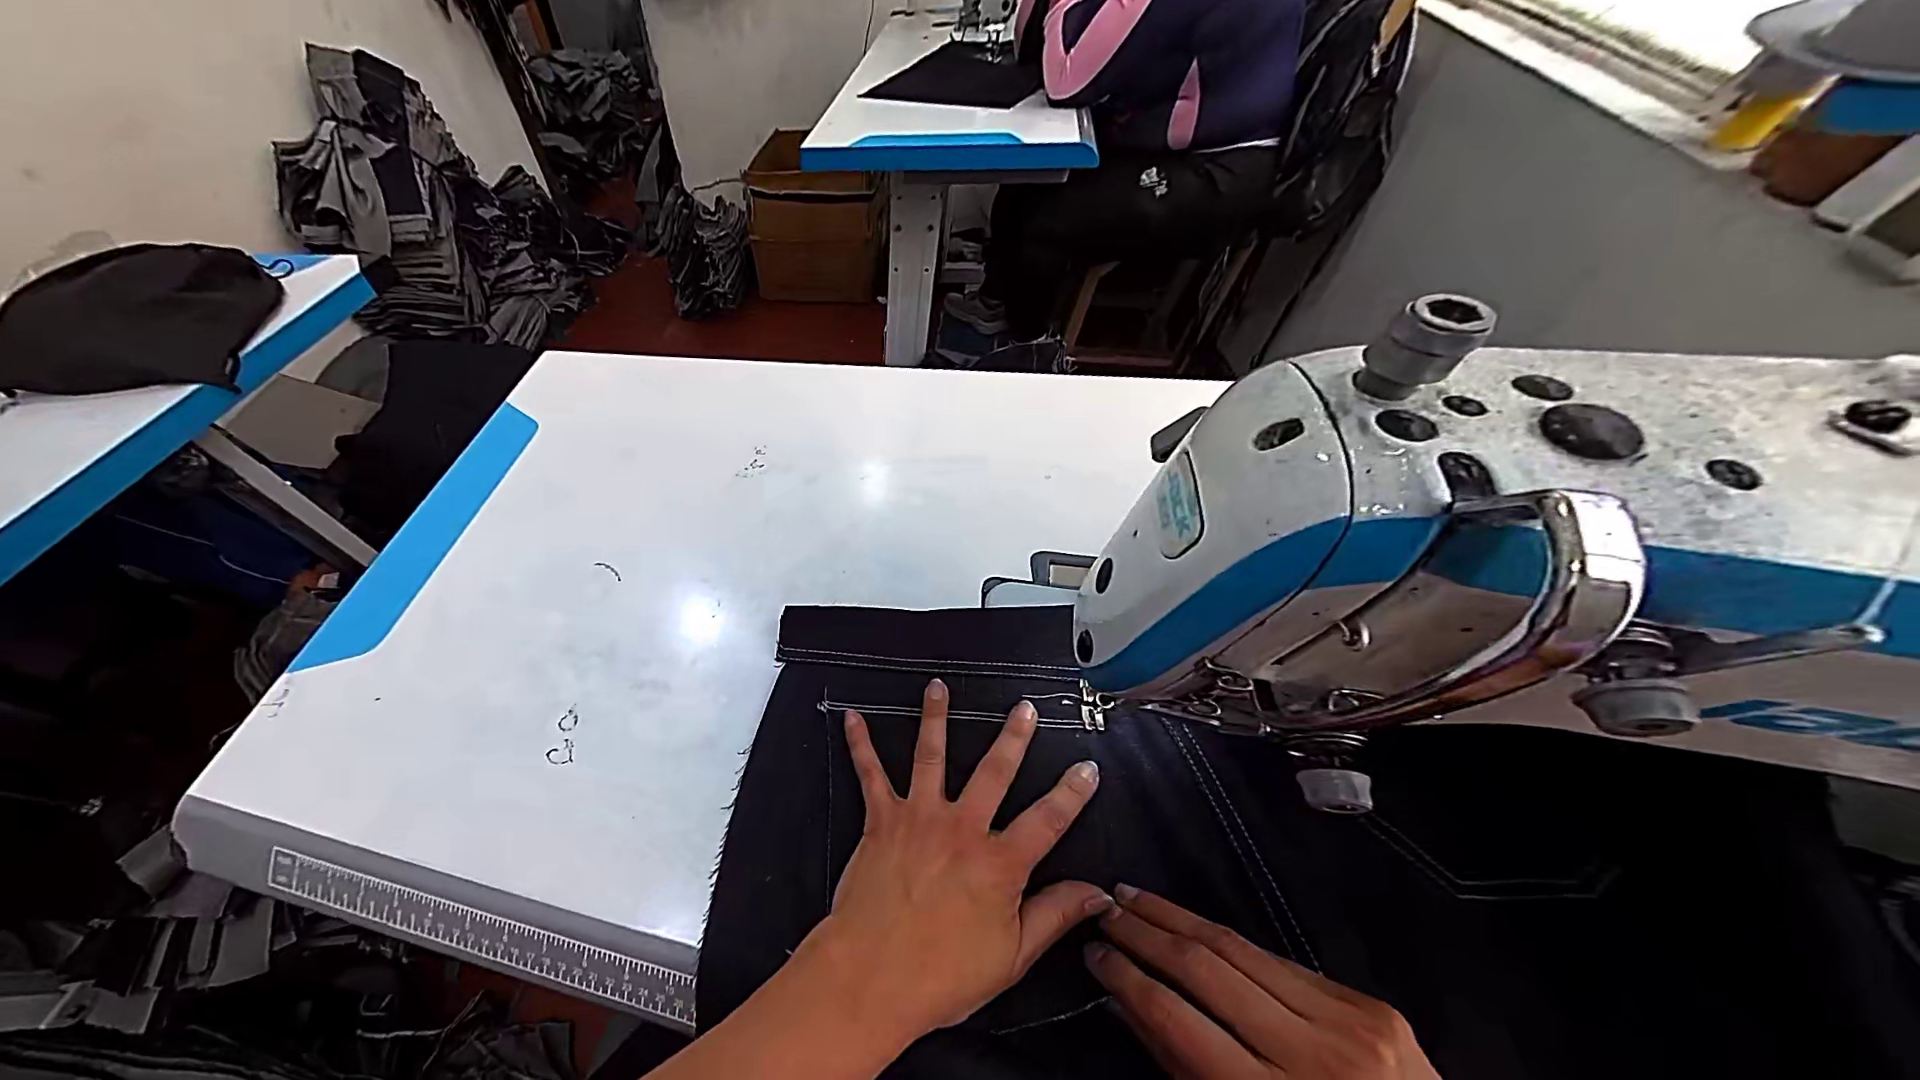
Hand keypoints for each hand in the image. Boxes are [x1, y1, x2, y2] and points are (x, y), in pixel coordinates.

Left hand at [795, 678, 1108, 1044]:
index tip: (1087, 769)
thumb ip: (1054, 916)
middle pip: (994, 771)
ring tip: (939, 687)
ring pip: (931, 755)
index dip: (1073, 793)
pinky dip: (860, 744)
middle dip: (1013, 737)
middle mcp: (962, 829)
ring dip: (936, 717)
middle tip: (1024, 708)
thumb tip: (1094, 895)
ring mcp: (920, 818)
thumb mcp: (1011, 956)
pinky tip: (854, 718)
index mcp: (998, 862)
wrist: (869, 978)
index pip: (1048, 819)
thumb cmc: (939, 974)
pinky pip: (870, 774)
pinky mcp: (882, 820)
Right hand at [1086, 886, 1439, 1079]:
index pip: (1180, 1022)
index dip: (1129, 979)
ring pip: (1239, 948)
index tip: (1095, 953)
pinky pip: (1279, 961)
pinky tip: (1194, 924)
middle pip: (1206, 969)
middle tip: (1105, 908)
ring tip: (1134, 898)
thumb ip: (1183, 1069)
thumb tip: (1127, 1003)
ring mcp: (1348, 1023)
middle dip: (1146, 933)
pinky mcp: (1368, 1003)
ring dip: (1177, 917)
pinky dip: (1228, 941)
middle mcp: (1314, 1057)